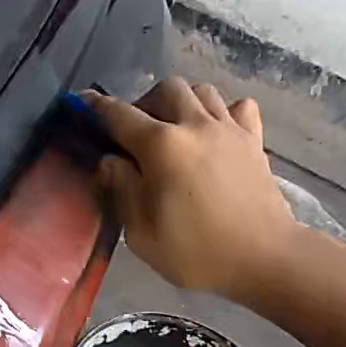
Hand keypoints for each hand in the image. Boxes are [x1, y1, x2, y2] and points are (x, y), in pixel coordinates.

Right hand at [82, 79, 302, 301]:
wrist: (263, 257)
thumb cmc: (198, 253)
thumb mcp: (143, 235)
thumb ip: (122, 191)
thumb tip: (109, 161)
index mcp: (162, 147)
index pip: (119, 115)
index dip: (95, 108)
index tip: (82, 106)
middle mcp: (195, 125)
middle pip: (164, 89)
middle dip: (144, 104)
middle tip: (138, 135)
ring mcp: (229, 129)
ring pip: (201, 90)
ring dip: (182, 103)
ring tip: (176, 130)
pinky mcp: (254, 140)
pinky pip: (238, 107)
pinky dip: (223, 112)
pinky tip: (217, 134)